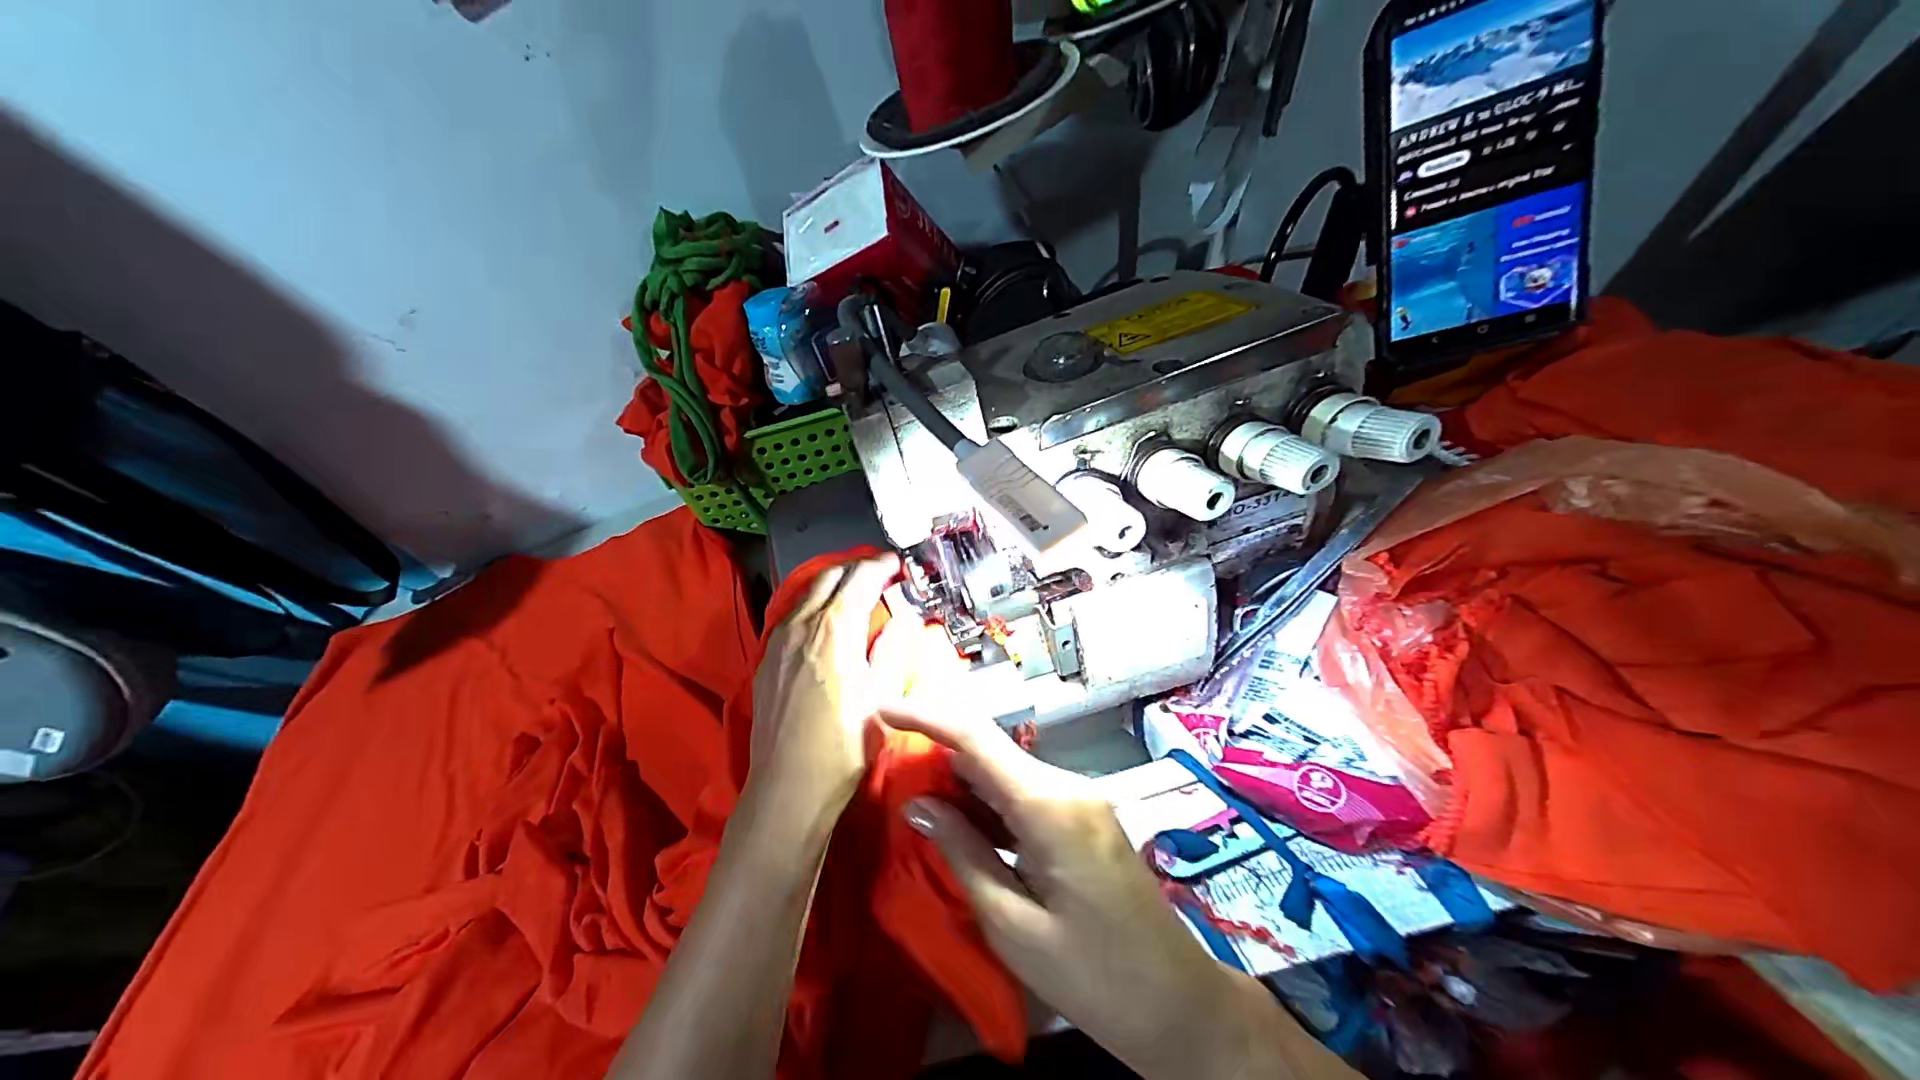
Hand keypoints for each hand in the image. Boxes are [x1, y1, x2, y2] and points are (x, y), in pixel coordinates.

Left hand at [748, 555, 899, 817]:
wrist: (789, 787)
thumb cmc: (845, 744)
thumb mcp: (884, 696)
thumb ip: (894, 649)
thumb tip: (903, 618)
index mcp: (835, 628)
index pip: (860, 579)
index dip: (881, 566)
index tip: (896, 563)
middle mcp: (802, 625)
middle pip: (829, 579)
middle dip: (856, 569)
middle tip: (879, 573)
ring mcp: (779, 643)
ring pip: (807, 596)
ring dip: (833, 585)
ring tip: (854, 591)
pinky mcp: (767, 663)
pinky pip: (792, 617)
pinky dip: (813, 606)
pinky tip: (824, 623)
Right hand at [886, 703, 1356, 1079]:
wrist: (1178, 1004)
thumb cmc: (1094, 976)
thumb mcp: (1013, 925)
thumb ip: (963, 853)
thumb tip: (918, 804)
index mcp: (1050, 805)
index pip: (976, 738)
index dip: (925, 716)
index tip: (881, 707)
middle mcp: (1067, 786)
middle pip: (990, 750)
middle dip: (936, 751)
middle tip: (885, 763)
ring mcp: (1080, 800)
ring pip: (1005, 771)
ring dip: (959, 778)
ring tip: (910, 792)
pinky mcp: (1083, 818)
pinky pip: (1024, 795)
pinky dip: (986, 802)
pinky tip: (957, 821)